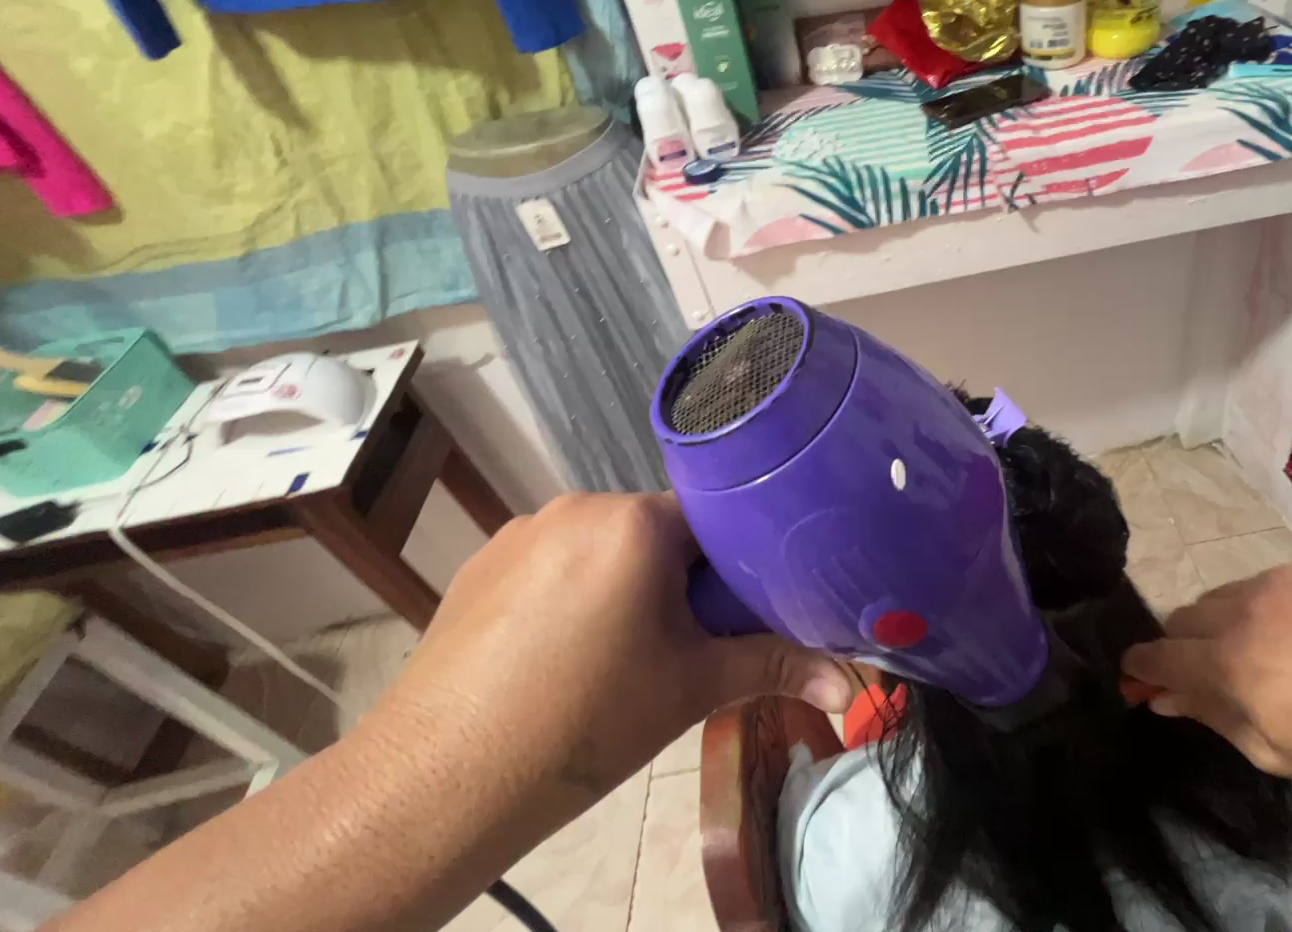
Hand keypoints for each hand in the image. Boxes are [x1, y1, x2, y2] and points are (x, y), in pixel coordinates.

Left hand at [364, 493, 851, 800]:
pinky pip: (557, 559)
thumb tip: (853, 689)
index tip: (751, 598)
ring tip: (629, 647)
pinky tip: (566, 649)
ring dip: (630, 580)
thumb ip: (777, 668)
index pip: (716, 516)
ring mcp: (522, 532)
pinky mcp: (483, 563)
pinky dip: (578, 589)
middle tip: (696, 636)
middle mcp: (577, 507)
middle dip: (686, 575)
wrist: (438, 783)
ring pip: (608, 543)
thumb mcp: (693, 689)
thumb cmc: (586, 722)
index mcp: (635, 523)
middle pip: (661, 530)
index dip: (741, 556)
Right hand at [1122, 560, 1291, 782]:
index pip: (1160, 654)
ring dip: (1217, 624)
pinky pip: (1255, 585)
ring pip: (1216, 597)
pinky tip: (1289, 633)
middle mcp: (1245, 612)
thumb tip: (1160, 696)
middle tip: (1202, 672)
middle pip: (1181, 618)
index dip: (1141, 666)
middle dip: (1181, 647)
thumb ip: (1206, 713)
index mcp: (1233, 663)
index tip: (1136, 676)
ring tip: (1253, 652)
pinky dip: (1255, 608)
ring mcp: (1275, 583)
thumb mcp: (1266, 747)